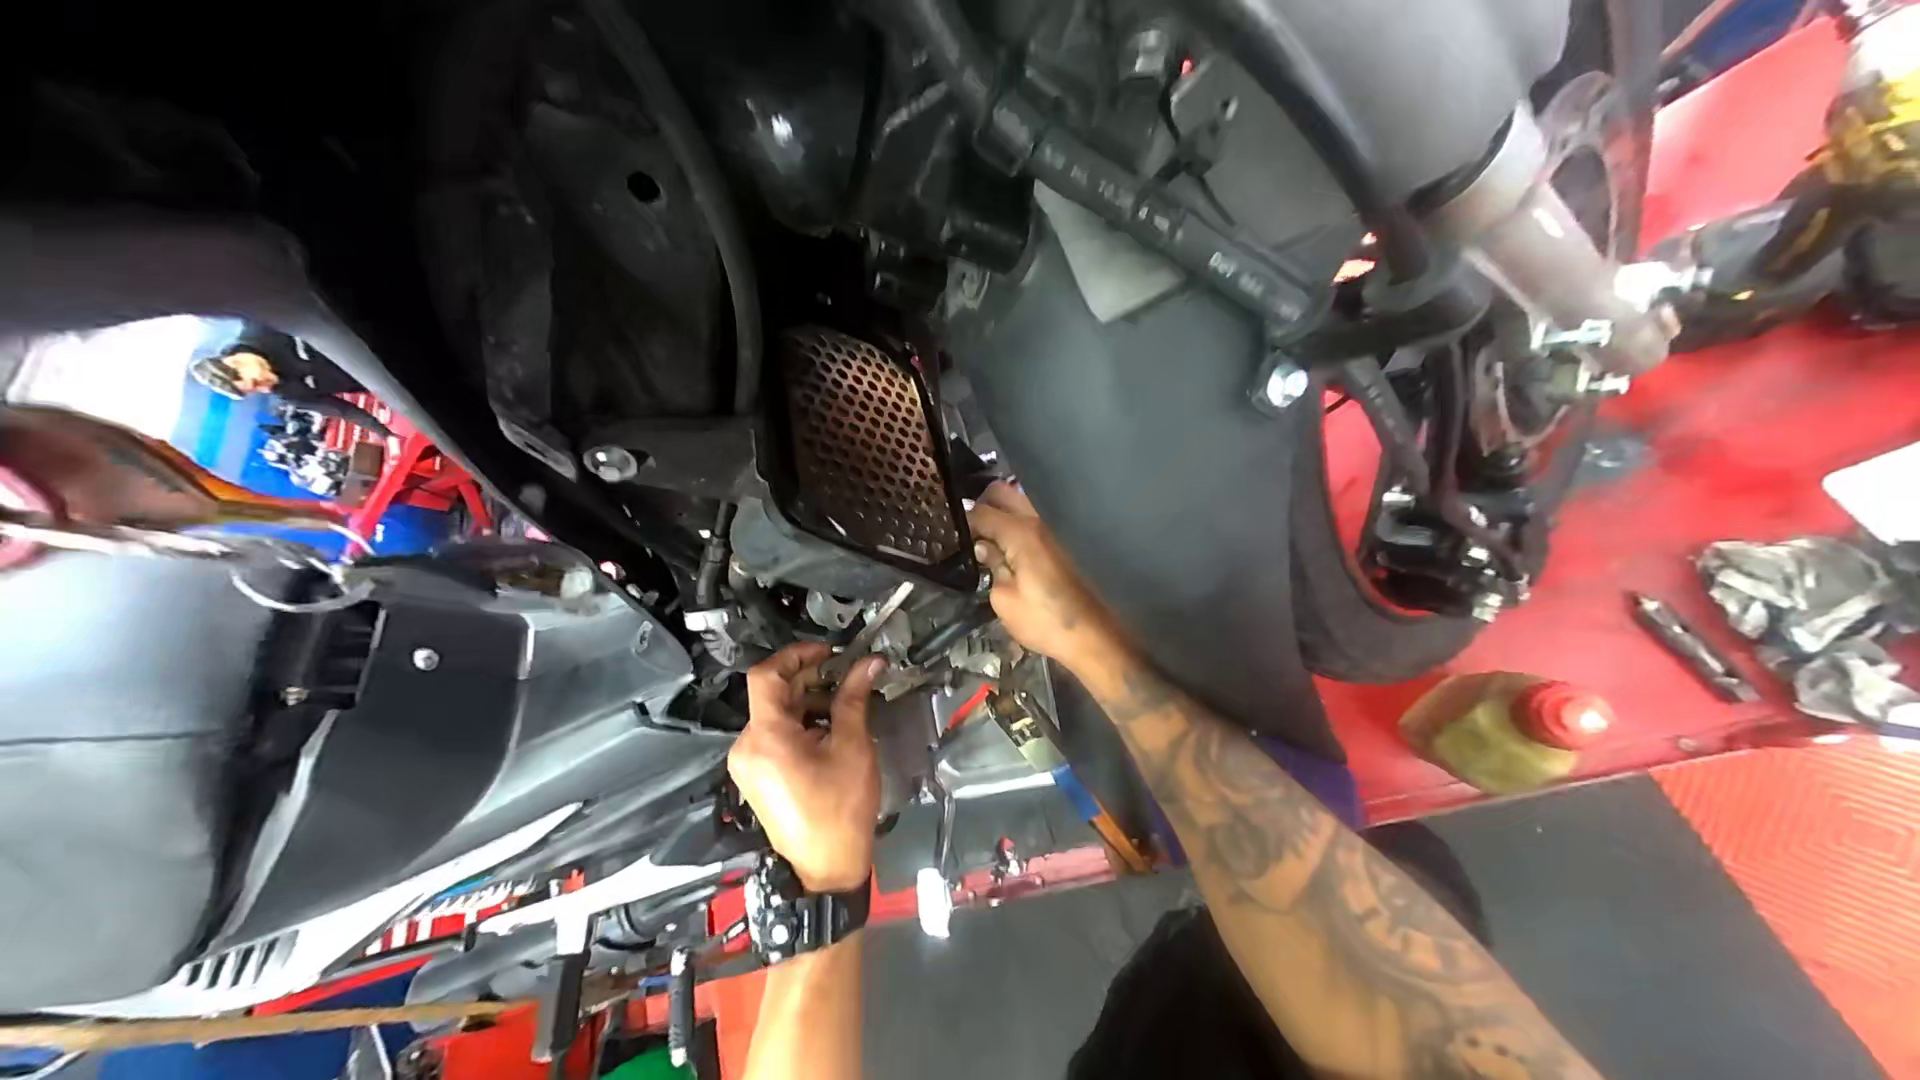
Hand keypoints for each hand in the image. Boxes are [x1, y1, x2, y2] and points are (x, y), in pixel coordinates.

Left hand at [728, 643, 885, 892]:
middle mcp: (747, 746)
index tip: (829, 652)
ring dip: (809, 702)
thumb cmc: (840, 808)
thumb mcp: (851, 746)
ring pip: (776, 715)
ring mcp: (748, 763)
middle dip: (811, 679)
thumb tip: (870, 662)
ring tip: (846, 703)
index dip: (796, 655)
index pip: (766, 675)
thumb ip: (854, 697)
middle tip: (847, 675)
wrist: (825, 869)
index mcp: (765, 736)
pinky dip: (801, 724)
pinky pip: (775, 735)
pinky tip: (831, 728)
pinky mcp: (756, 776)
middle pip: (773, 694)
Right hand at [966, 482, 1131, 673]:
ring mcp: (1054, 527)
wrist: (1092, 636)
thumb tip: (983, 547)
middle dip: (982, 504)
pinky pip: (1034, 518)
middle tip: (970, 529)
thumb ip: (991, 566)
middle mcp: (1038, 520)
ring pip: (1020, 501)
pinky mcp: (1063, 539)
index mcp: (1020, 533)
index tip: (951, 532)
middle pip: (1002, 492)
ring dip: (1002, 511)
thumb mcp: (1005, 599)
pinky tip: (1009, 545)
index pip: (981, 511)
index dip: (962, 520)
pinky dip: (1018, 523)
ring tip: (988, 537)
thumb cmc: (1045, 621)